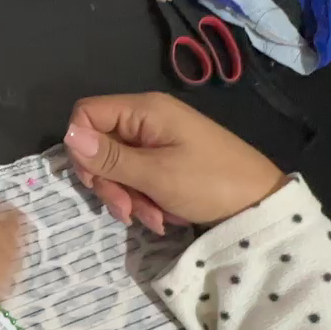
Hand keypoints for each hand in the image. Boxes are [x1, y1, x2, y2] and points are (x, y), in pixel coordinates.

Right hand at [64, 92, 287, 230]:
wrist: (263, 204)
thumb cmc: (211, 183)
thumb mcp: (156, 174)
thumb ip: (110, 157)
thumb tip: (67, 135)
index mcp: (145, 111)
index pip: (86, 114)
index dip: (80, 146)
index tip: (94, 180)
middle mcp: (147, 119)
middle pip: (99, 144)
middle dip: (108, 182)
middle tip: (126, 211)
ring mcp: (158, 140)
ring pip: (116, 166)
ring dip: (127, 196)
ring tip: (152, 218)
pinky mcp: (166, 160)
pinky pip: (137, 176)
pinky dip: (143, 198)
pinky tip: (161, 217)